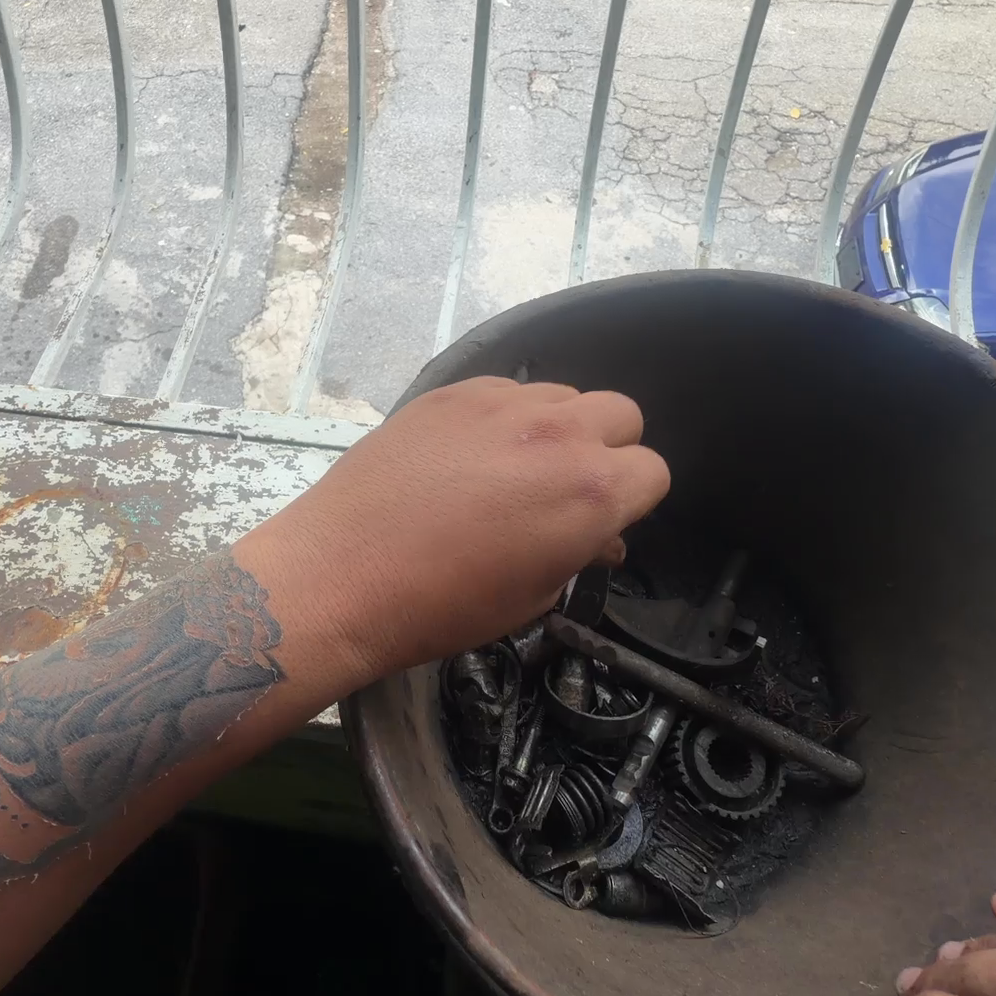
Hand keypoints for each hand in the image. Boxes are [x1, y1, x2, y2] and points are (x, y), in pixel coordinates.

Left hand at [237, 377, 668, 685]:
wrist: (341, 574)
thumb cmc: (441, 606)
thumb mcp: (531, 597)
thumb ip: (579, 553)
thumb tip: (599, 536)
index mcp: (591, 491)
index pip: (653, 472)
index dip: (632, 502)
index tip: (601, 523)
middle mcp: (558, 433)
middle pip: (621, 415)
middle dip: (608, 452)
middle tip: (565, 490)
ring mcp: (501, 403)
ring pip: (564, 395)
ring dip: (558, 429)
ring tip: (513, 469)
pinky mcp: (451, 392)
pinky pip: (505, 390)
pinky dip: (506, 416)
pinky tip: (468, 452)